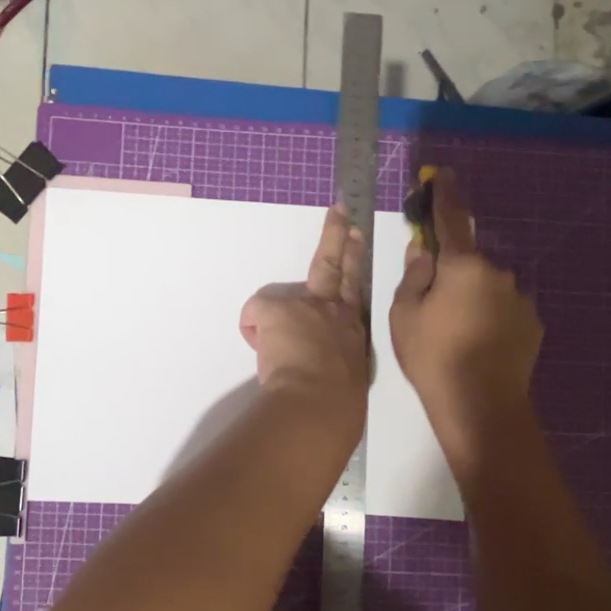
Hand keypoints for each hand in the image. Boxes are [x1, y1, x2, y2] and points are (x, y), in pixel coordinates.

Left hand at [239, 206, 371, 422]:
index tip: (357, 235)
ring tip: (269, 340)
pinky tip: (260, 351)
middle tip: (341, 209)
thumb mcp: (347, 378)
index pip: (355, 290)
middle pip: (337, 266)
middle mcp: (335, 311)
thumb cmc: (338, 400)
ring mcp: (307, 306)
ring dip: (270, 313)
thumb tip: (316, 363)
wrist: (321, 401)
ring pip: (279, 299)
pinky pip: (253, 317)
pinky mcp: (276, 308)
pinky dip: (253, 333)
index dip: (356, 262)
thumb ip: (334, 360)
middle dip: (338, 236)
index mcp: (352, 328)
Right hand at [388, 173, 541, 422]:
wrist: (481, 405)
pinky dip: (487, 317)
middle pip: (468, 258)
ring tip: (453, 333)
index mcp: (463, 264)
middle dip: (450, 269)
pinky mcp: (532, 324)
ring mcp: (520, 298)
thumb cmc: (432, 356)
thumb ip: (414, 276)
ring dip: (470, 296)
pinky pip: (502, 309)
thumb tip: (423, 251)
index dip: (443, 194)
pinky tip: (474, 344)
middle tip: (430, 300)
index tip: (441, 174)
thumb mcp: (403, 314)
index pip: (451, 218)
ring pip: (486, 286)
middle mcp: (497, 272)